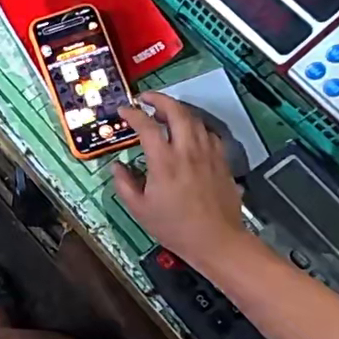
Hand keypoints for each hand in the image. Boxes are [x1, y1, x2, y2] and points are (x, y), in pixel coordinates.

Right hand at [111, 92, 248, 263]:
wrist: (216, 239)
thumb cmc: (174, 227)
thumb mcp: (140, 209)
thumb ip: (124, 184)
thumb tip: (117, 167)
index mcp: (164, 161)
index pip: (146, 125)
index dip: (132, 114)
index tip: (123, 111)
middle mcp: (187, 150)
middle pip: (176, 111)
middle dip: (159, 99)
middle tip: (146, 99)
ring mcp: (208, 153)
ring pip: (194, 119)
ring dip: (178, 111)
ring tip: (165, 115)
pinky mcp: (221, 160)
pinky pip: (208, 133)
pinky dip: (195, 127)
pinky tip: (189, 135)